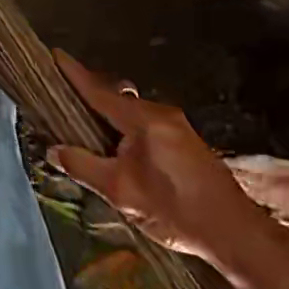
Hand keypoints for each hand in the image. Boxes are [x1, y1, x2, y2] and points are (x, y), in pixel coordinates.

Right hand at [47, 50, 281, 269]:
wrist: (235, 234)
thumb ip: (82, 166)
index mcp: (142, 120)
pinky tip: (117, 148)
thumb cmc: (174, 209)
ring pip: (132, 111)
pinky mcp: (186, 142)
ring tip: (85, 128)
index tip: (56, 54)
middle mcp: (161, 114)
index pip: (99, 90)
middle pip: (116, 96)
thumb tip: (53, 151)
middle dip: (90, 94)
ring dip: (108, 116)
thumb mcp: (119, 191)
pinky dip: (125, 127)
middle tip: (63, 99)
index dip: (74, 73)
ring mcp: (177, 127)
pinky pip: (145, 123)